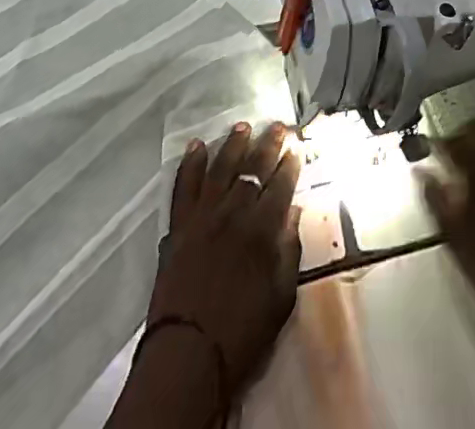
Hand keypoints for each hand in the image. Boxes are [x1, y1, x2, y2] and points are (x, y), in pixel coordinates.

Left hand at [148, 121, 303, 390]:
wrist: (189, 349)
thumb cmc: (243, 331)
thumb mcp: (281, 297)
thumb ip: (288, 251)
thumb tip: (292, 213)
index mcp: (262, 231)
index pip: (279, 187)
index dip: (289, 166)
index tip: (296, 148)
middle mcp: (232, 213)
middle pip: (252, 170)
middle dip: (267, 146)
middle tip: (277, 126)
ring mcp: (201, 215)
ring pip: (219, 169)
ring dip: (232, 146)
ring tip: (242, 126)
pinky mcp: (178, 224)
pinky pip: (184, 185)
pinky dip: (189, 164)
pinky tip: (196, 146)